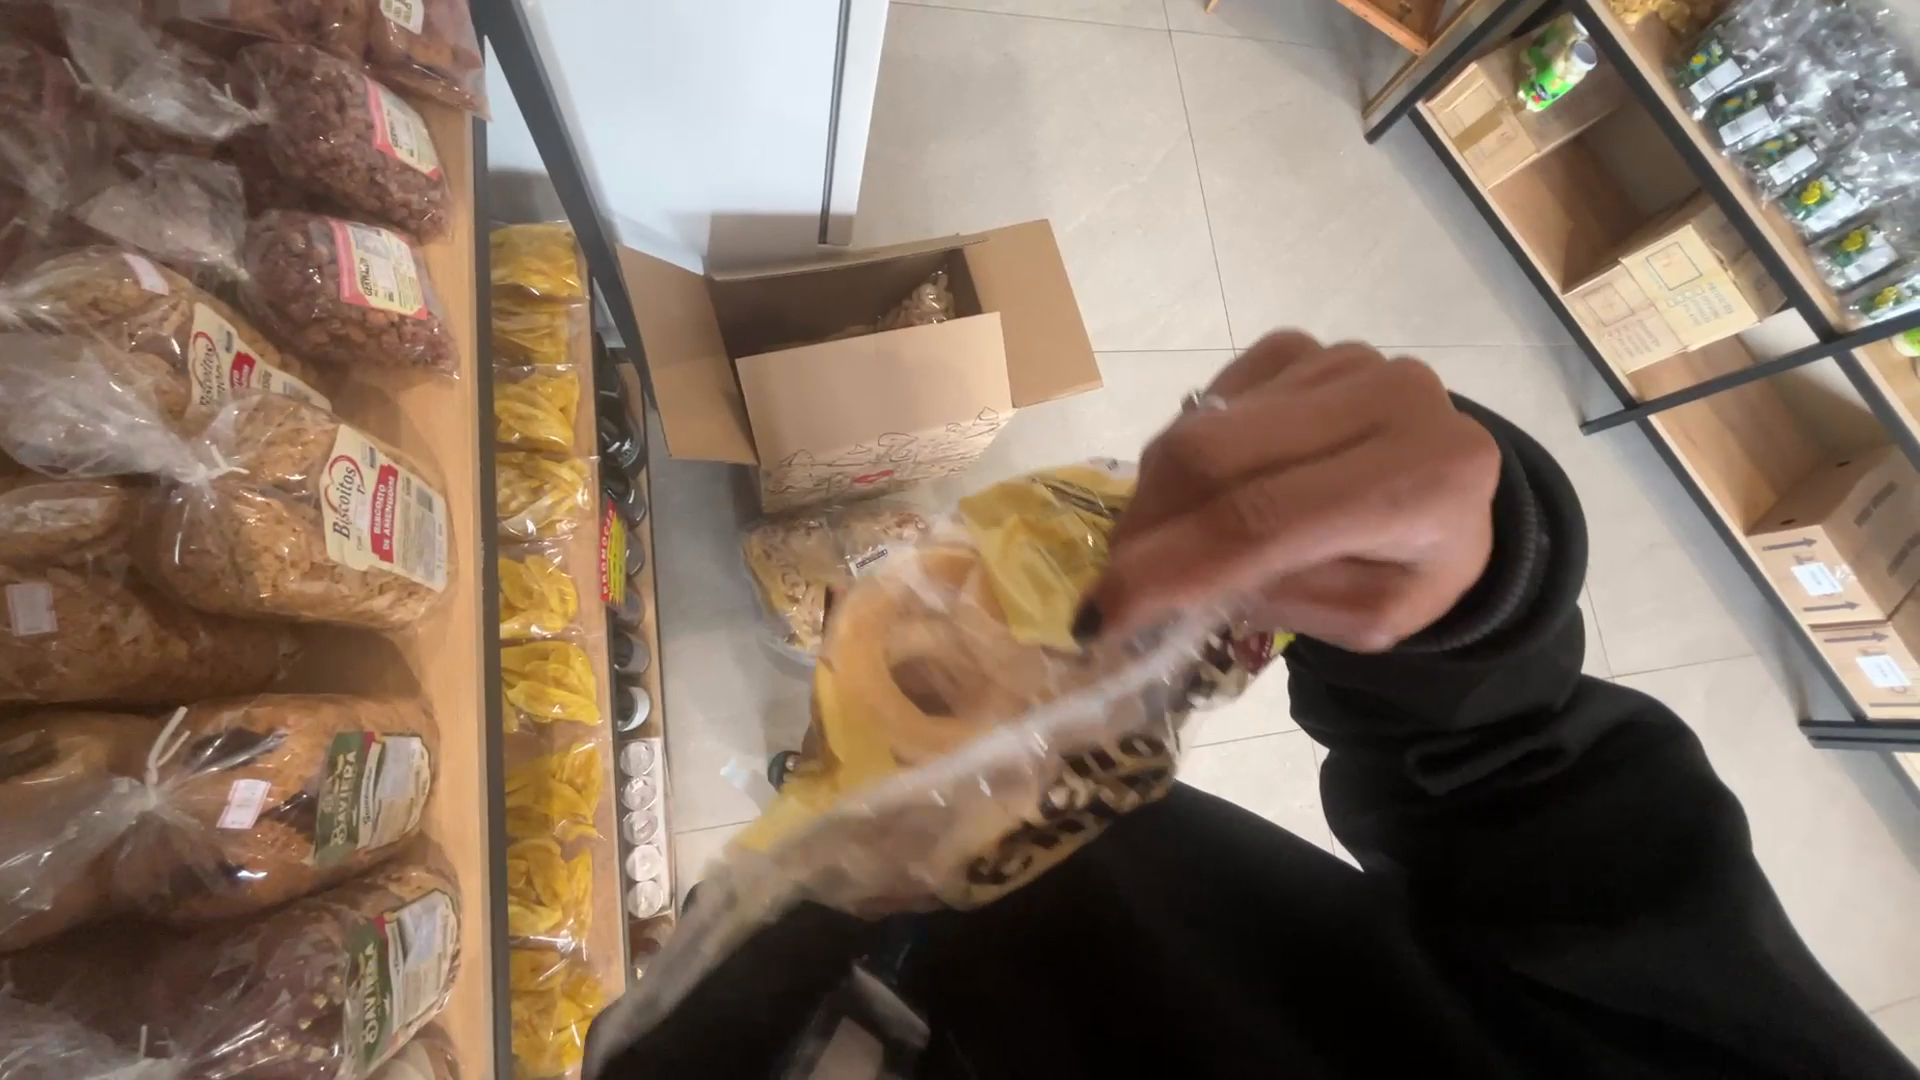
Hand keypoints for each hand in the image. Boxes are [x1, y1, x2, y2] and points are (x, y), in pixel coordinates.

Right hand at [1079, 332, 1500, 652]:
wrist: (1443, 487)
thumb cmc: (1411, 565)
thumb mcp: (1366, 618)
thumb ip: (1273, 596)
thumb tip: (1164, 578)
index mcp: (1421, 480)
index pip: (1258, 522)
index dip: (1164, 569)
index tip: (1097, 617)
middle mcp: (1387, 397)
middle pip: (1210, 458)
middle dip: (1143, 527)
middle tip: (1116, 576)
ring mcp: (1337, 360)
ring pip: (1196, 430)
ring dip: (1156, 496)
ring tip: (1162, 538)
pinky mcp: (1299, 348)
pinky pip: (1205, 403)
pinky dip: (1184, 456)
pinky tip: (1207, 486)